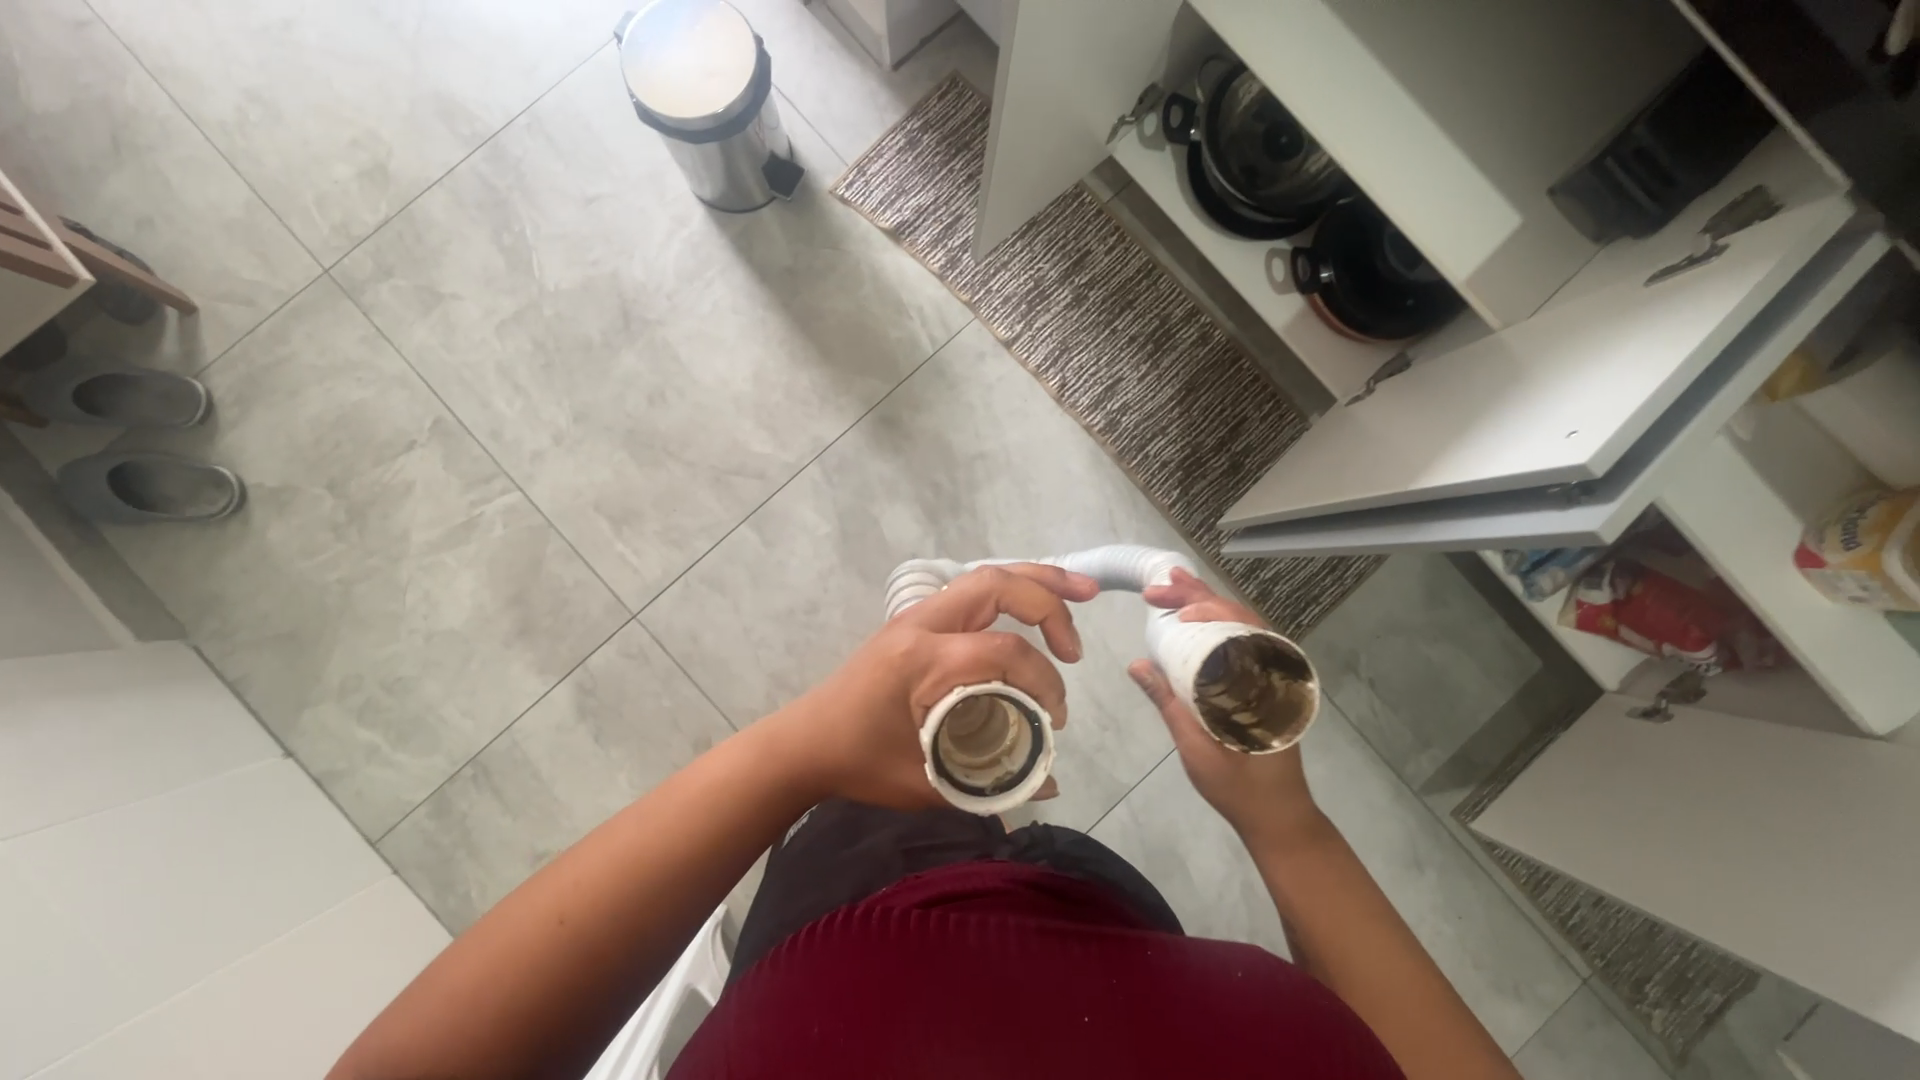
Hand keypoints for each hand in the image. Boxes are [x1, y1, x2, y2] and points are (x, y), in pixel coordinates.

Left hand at [769, 563, 1098, 809]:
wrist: (803, 742)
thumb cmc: (858, 764)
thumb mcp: (924, 783)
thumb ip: (989, 785)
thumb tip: (1050, 786)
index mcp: (920, 662)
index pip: (1002, 652)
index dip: (1041, 681)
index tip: (1054, 719)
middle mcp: (920, 625)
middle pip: (995, 585)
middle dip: (1049, 600)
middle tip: (1085, 628)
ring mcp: (915, 616)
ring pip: (984, 577)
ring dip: (1034, 582)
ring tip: (1080, 592)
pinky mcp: (914, 621)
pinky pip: (971, 591)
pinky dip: (1009, 591)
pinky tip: (1031, 606)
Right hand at [1129, 569, 1324, 846]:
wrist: (1277, 816)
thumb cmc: (1238, 786)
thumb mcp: (1197, 747)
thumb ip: (1169, 702)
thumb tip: (1138, 664)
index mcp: (1262, 683)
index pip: (1235, 627)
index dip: (1202, 606)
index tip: (1167, 604)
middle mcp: (1274, 672)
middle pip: (1238, 617)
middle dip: (1198, 597)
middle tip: (1159, 586)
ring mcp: (1273, 678)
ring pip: (1243, 627)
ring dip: (1208, 605)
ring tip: (1174, 587)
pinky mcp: (1266, 687)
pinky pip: (1245, 644)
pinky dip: (1219, 626)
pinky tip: (1196, 622)